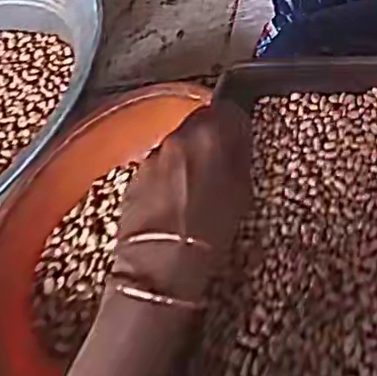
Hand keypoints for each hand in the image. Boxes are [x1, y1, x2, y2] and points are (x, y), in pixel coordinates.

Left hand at [111, 103, 252, 301]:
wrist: (161, 266)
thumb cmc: (208, 230)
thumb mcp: (242, 190)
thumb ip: (239, 154)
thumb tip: (238, 140)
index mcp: (210, 134)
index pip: (228, 109)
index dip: (235, 124)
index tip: (240, 137)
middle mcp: (178, 137)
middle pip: (200, 123)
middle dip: (210, 139)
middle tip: (220, 164)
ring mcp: (154, 156)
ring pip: (178, 146)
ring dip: (188, 158)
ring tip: (196, 189)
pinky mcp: (134, 178)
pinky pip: (158, 167)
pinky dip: (168, 177)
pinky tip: (176, 202)